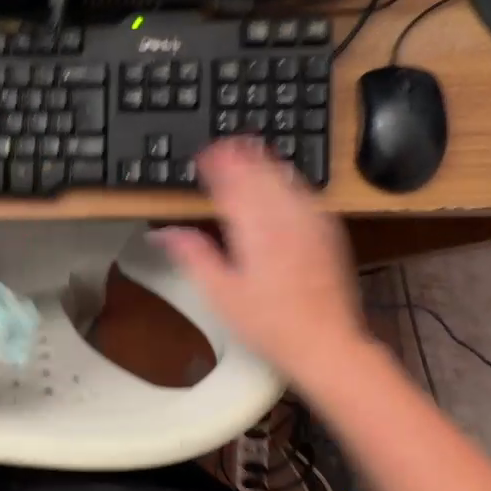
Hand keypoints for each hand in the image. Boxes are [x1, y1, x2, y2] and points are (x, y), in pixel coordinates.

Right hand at [160, 139, 372, 386]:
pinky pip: (306, 194)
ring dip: (264, 163)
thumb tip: (162, 233)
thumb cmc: (270, 324)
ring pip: (285, 181)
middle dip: (240, 158)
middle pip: (260, 176)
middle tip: (221, 146)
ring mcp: (311, 225)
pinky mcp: (327, 234)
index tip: (203, 156)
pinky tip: (281, 177)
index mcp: (257, 233)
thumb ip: (192, 255)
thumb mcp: (219, 293)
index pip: (233, 186)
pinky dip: (288, 179)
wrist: (327, 345)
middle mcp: (286, 222)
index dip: (217, 167)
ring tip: (247, 150)